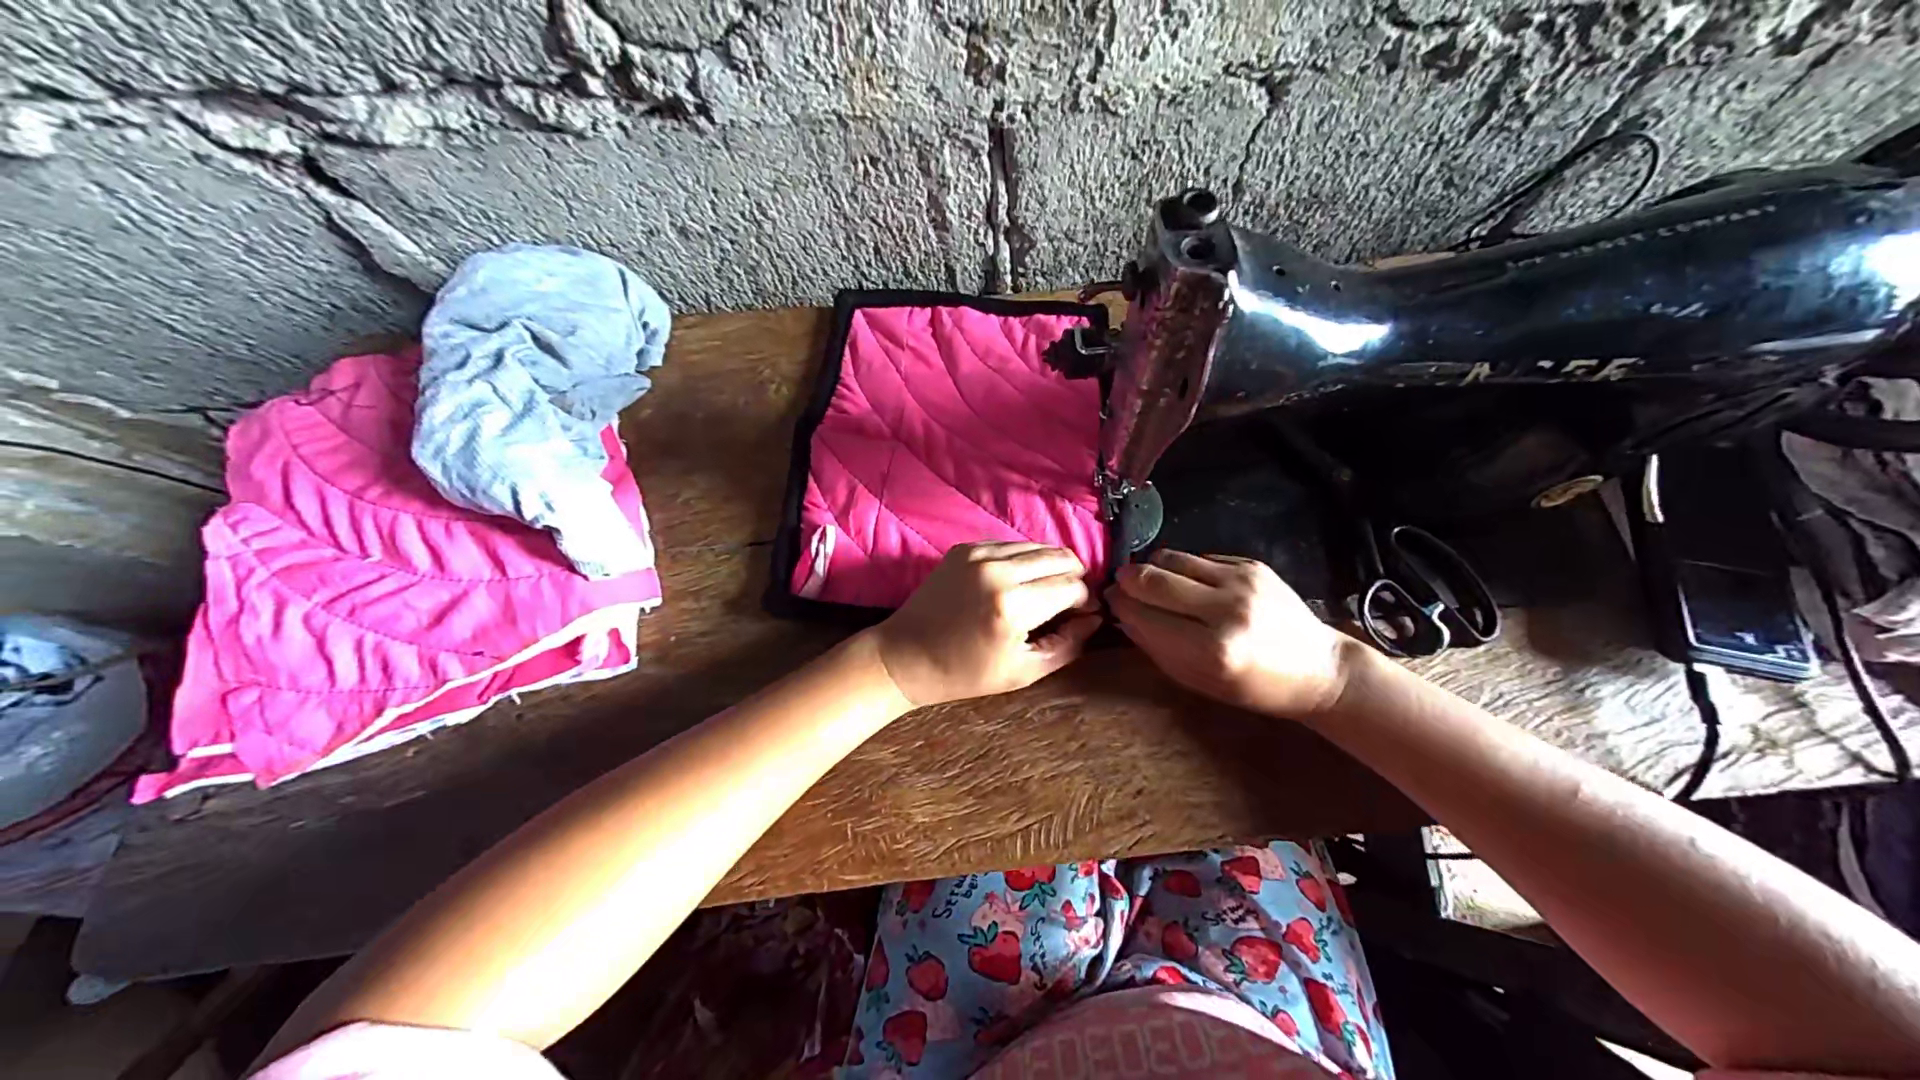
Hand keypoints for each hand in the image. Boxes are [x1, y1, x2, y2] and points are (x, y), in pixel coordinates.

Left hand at [870, 542, 1101, 706]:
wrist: (907, 656)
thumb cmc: (966, 672)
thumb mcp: (1024, 671)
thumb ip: (1067, 645)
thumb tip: (1095, 618)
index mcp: (1012, 606)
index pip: (1071, 586)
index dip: (1085, 600)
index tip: (1084, 614)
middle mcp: (997, 571)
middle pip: (1061, 557)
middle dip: (1075, 577)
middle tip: (1070, 600)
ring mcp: (977, 554)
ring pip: (1038, 546)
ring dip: (1051, 565)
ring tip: (1047, 590)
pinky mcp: (964, 548)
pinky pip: (1011, 545)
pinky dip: (1024, 560)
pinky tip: (1019, 581)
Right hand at [1106, 550, 1358, 718]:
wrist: (1318, 668)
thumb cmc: (1254, 687)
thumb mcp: (1199, 682)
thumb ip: (1156, 647)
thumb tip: (1122, 615)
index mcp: (1211, 650)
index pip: (1144, 614)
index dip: (1119, 604)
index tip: (1110, 601)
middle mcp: (1226, 609)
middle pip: (1153, 578)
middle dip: (1127, 580)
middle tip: (1120, 585)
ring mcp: (1242, 582)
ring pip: (1172, 558)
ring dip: (1152, 568)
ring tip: (1149, 581)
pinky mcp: (1252, 565)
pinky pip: (1199, 558)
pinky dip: (1183, 568)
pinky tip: (1187, 584)